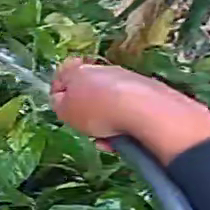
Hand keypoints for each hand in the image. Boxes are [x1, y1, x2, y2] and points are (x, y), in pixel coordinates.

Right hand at [49, 59, 209, 164]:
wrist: (148, 112)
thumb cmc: (98, 111)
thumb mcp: (64, 112)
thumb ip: (58, 103)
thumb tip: (62, 99)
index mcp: (80, 71)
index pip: (62, 72)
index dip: (58, 90)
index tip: (60, 106)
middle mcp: (105, 70)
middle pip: (88, 89)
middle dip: (85, 108)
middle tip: (83, 126)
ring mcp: (130, 79)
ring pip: (109, 102)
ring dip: (105, 120)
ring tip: (106, 139)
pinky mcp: (151, 92)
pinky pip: (129, 110)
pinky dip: (124, 123)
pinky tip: (123, 139)